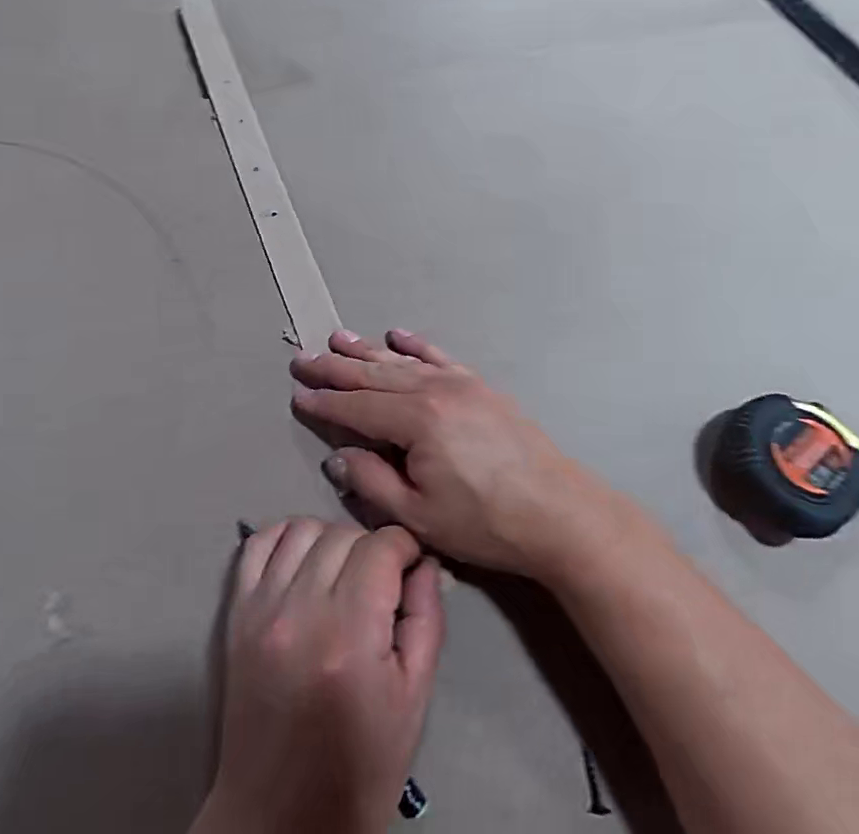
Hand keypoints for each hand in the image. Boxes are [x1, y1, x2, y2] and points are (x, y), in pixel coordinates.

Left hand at [192, 518, 443, 833]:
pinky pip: (255, 545)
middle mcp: (300, 610)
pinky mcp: (236, 613)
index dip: (405, 547)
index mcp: (350, 635)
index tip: (413, 566)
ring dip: (331, 538)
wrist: (281, 812)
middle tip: (383, 578)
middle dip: (372, 546)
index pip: (380, 548)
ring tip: (344, 570)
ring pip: (300, 530)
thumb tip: (426, 565)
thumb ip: (425, 620)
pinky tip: (304, 558)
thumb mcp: (414, 699)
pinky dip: (283, 536)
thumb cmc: (360, 764)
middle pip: (342, 535)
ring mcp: (261, 608)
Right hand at [290, 329, 620, 580]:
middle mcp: (435, 391)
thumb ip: (371, 481)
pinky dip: (416, 346)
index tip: (298, 394)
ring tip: (337, 339)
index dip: (324, 402)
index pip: (356, 407)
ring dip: (366, 351)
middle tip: (304, 358)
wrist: (561, 514)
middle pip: (374, 375)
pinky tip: (398, 335)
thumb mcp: (418, 515)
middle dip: (335, 368)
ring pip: (402, 363)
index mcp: (416, 421)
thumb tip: (338, 456)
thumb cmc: (486, 523)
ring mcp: (461, 384)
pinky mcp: (481, 387)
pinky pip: (440, 358)